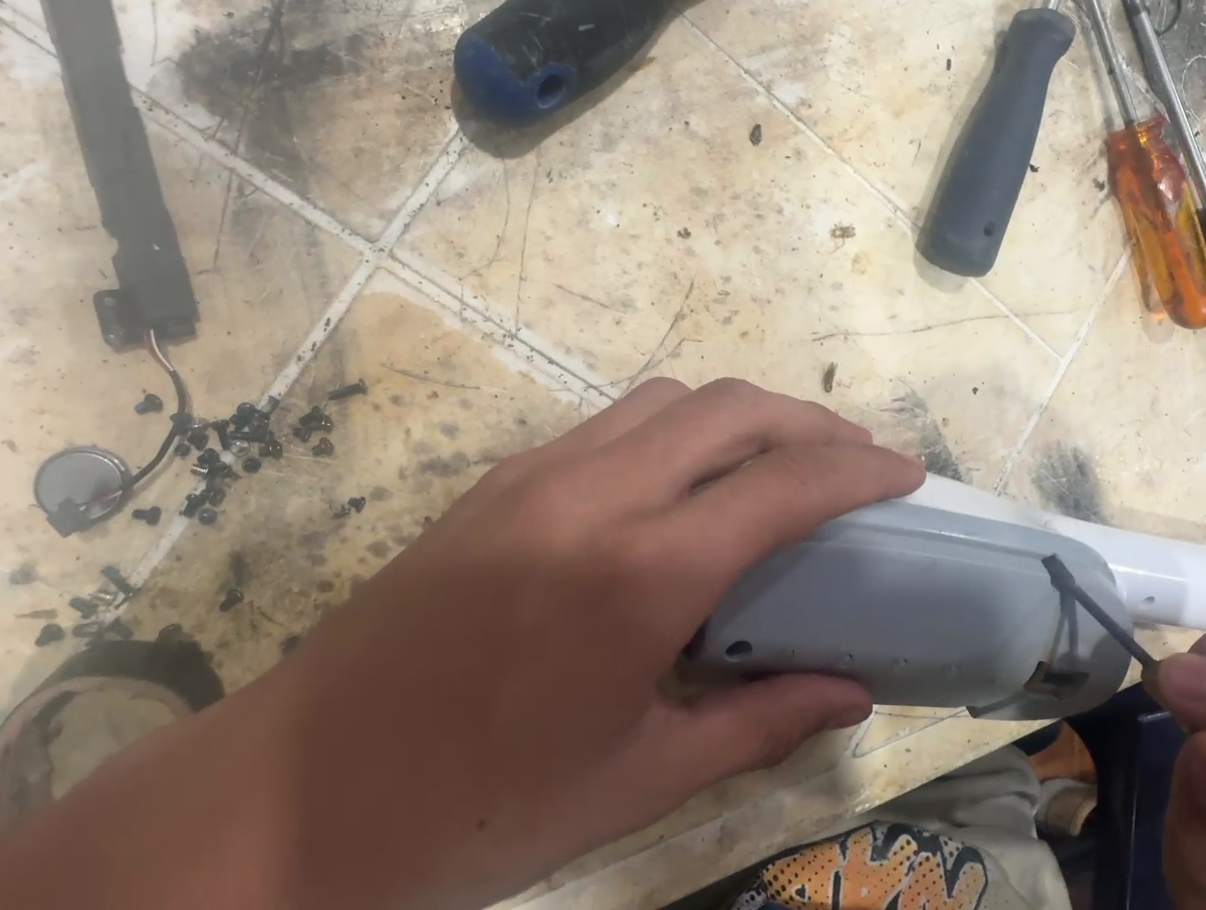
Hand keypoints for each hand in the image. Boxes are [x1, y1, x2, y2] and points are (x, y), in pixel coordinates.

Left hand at [0, 378, 921, 909]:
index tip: (906, 473)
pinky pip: (611, 424)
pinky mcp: (497, 480)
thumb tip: (852, 692)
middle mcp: (593, 495)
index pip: (782, 483)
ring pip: (666, 400)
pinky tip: (682, 485)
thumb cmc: (478, 806)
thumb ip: (758, 722)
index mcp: (640, 574)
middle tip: (856, 462)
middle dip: (809, 422)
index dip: (859, 469)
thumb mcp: (636, 779)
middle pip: (729, 407)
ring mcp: (536, 475)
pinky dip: (673, 430)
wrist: (298, 788)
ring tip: (777, 464)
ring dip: (738, 416)